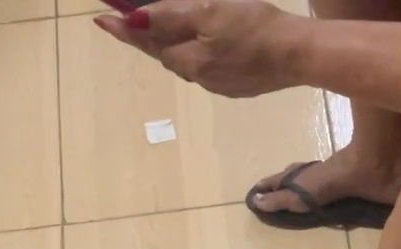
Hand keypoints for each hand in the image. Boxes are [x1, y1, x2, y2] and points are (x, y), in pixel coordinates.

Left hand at [95, 0, 307, 96]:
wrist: (298, 55)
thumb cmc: (254, 27)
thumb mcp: (209, 11)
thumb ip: (171, 17)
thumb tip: (136, 21)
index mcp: (191, 60)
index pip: (149, 44)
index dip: (125, 30)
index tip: (102, 19)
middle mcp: (202, 78)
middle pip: (167, 55)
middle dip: (148, 38)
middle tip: (129, 19)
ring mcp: (221, 85)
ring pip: (188, 62)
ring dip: (173, 46)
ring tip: (165, 29)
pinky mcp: (239, 85)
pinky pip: (208, 68)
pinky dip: (198, 53)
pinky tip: (203, 44)